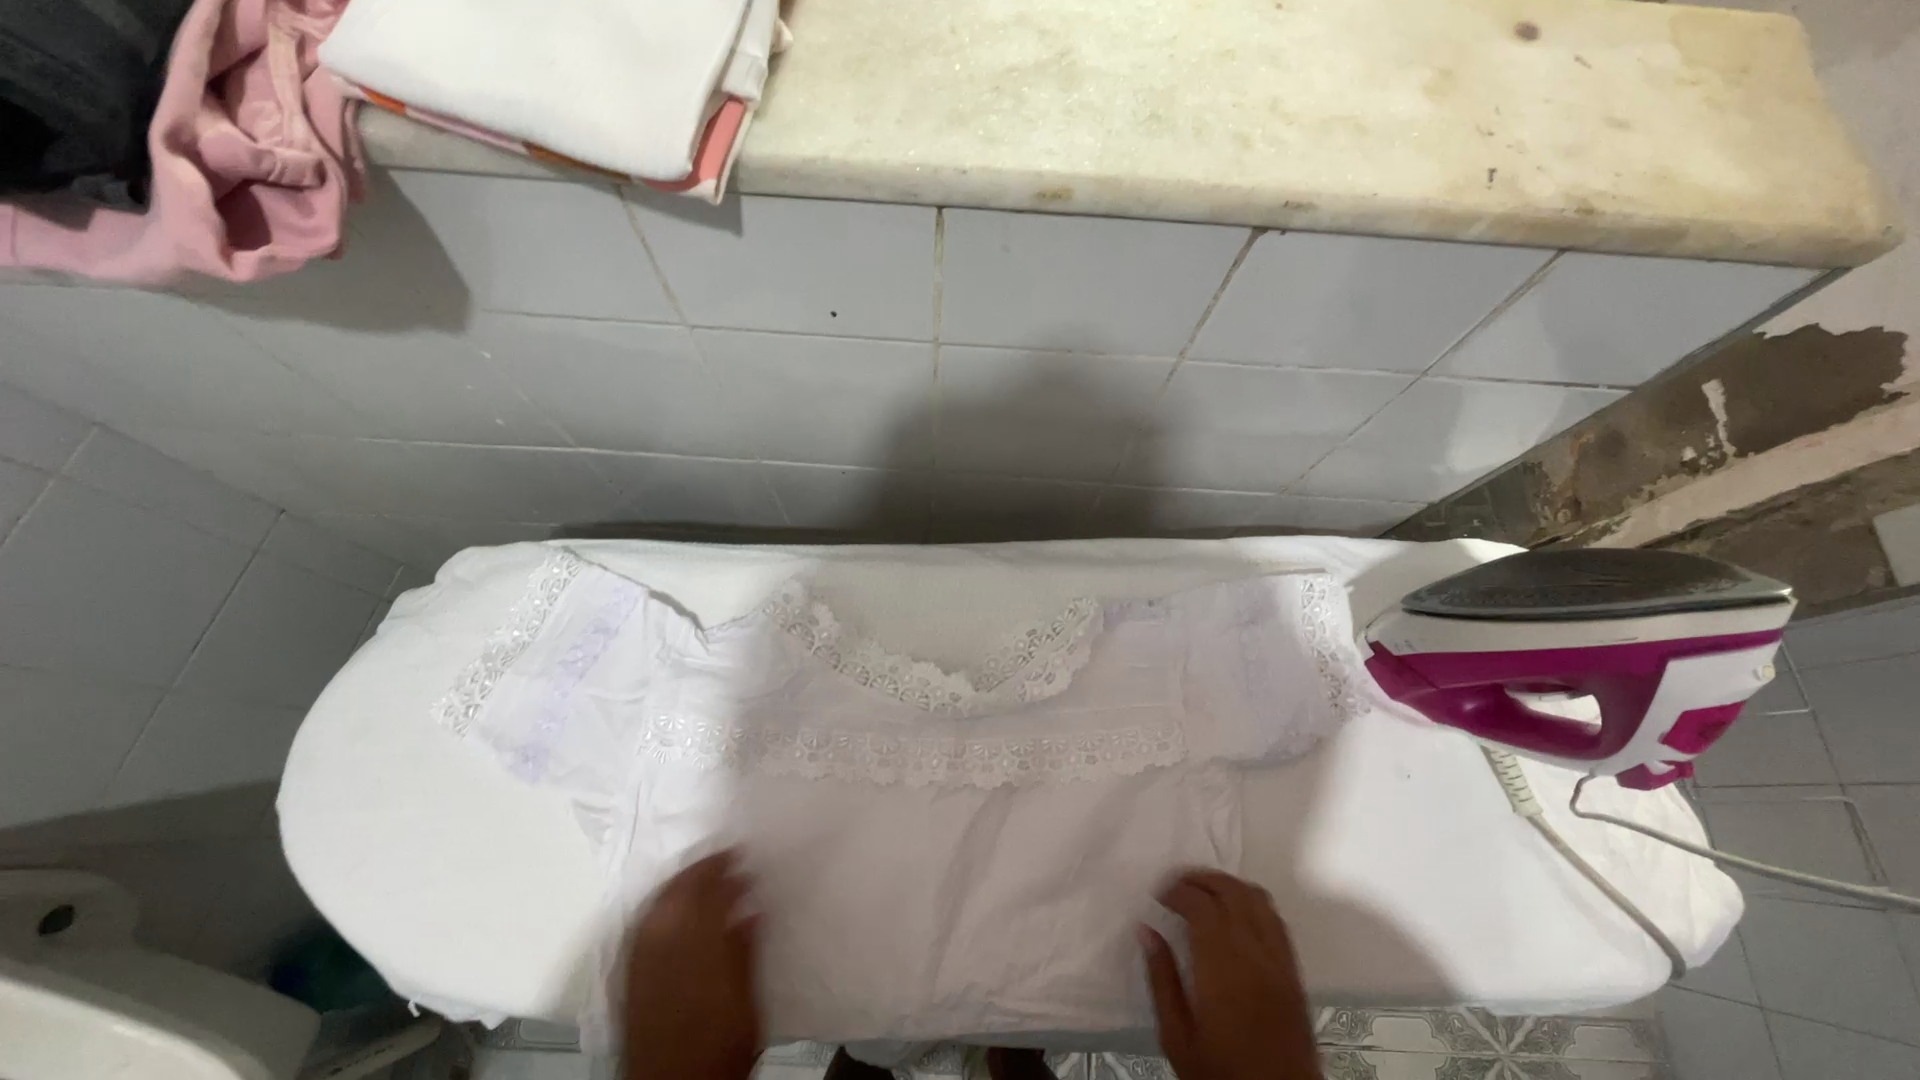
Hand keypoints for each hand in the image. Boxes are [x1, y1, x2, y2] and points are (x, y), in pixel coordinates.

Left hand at [624, 849, 762, 1079]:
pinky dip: (656, 907)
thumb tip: (751, 911)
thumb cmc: (719, 1048)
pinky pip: (639, 926)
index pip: (710, 893)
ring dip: (676, 884)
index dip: (726, 869)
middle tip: (722, 857)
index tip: (742, 855)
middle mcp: (662, 947)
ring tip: (697, 875)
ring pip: (654, 905)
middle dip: (698, 869)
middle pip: (676, 893)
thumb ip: (744, 953)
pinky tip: (669, 908)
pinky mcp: (627, 977)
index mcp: (697, 948)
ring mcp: (639, 961)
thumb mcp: (745, 1003)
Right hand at [1139, 870, 1319, 1079]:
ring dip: (1228, 885)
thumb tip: (1146, 931)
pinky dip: (1253, 903)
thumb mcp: (1176, 1035)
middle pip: (1231, 891)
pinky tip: (1236, 914)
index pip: (1202, 905)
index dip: (1178, 890)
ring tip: (1203, 893)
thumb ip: (1161, 979)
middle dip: (1201, 879)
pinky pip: (1276, 919)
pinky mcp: (1294, 971)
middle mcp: (1254, 953)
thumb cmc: (1220, 1072)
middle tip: (1176, 886)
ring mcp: (1279, 960)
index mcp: (1221, 966)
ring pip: (1257, 898)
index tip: (1158, 896)